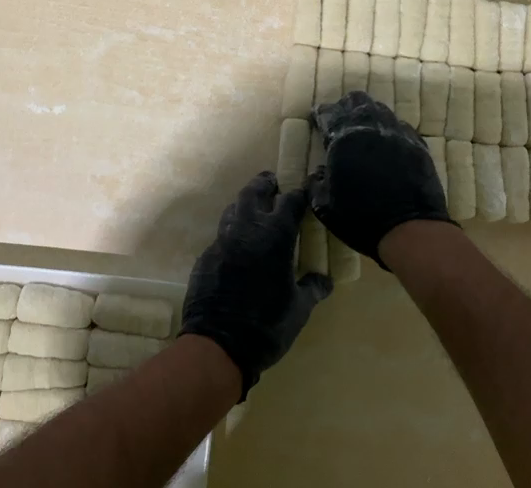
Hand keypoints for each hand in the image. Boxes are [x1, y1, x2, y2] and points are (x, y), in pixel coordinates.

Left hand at [180, 172, 332, 398]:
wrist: (218, 344)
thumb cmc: (267, 326)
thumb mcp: (299, 309)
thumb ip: (313, 288)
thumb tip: (324, 280)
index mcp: (275, 236)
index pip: (291, 201)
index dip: (300, 193)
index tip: (306, 189)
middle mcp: (247, 229)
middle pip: (255, 192)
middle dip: (266, 185)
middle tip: (274, 185)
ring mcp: (222, 240)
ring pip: (234, 208)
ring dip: (246, 204)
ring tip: (256, 210)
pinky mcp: (206, 255)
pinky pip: (222, 235)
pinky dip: (233, 233)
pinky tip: (239, 246)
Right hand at [307, 91, 454, 265]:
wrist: (409, 229)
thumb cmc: (361, 219)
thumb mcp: (325, 206)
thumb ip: (316, 184)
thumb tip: (318, 173)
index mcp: (343, 139)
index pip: (328, 114)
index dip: (320, 114)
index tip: (317, 118)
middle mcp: (370, 128)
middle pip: (357, 101)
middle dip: (345, 107)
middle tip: (340, 119)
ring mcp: (397, 134)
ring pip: (381, 109)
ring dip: (369, 114)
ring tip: (365, 128)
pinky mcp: (418, 145)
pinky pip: (401, 126)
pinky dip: (390, 129)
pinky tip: (388, 142)